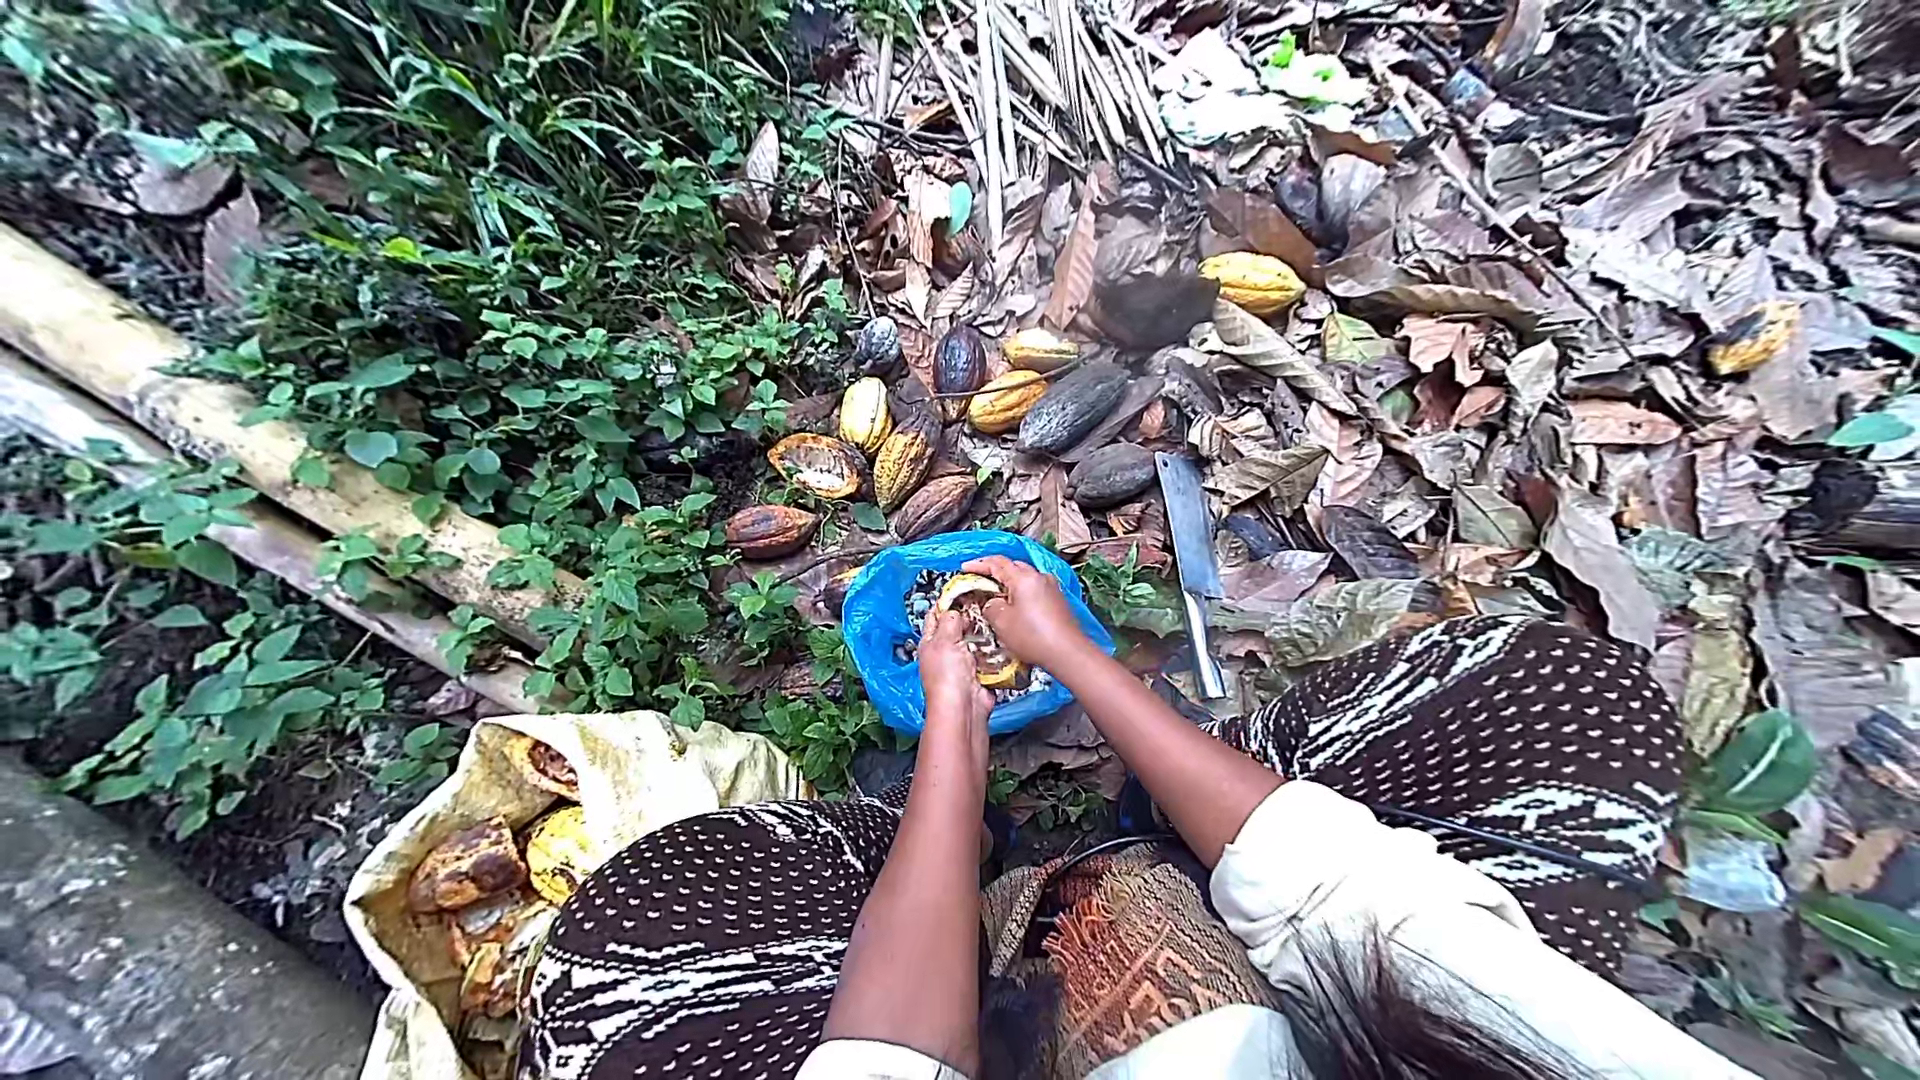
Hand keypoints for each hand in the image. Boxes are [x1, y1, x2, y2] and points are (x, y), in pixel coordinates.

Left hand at [919, 610, 993, 735]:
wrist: (965, 706)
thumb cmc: (947, 675)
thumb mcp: (944, 640)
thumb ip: (949, 621)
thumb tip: (954, 610)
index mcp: (930, 643)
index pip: (935, 617)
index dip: (946, 604)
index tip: (961, 592)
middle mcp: (945, 653)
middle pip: (958, 628)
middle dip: (969, 618)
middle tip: (982, 604)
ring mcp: (963, 663)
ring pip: (976, 641)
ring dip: (984, 634)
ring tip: (994, 618)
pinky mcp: (980, 673)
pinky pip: (989, 656)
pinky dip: (995, 651)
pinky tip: (1002, 640)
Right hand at [961, 556, 1090, 669]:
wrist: (1067, 652)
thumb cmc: (1034, 637)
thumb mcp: (1001, 622)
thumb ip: (991, 606)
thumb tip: (992, 602)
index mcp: (1023, 578)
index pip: (997, 562)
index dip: (979, 564)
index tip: (966, 567)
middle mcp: (1039, 577)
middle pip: (1013, 567)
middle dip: (995, 571)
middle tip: (980, 580)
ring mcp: (1052, 587)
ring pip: (1025, 578)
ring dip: (1010, 583)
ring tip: (997, 594)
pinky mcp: (1058, 600)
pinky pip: (1035, 589)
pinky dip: (1022, 593)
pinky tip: (1016, 606)